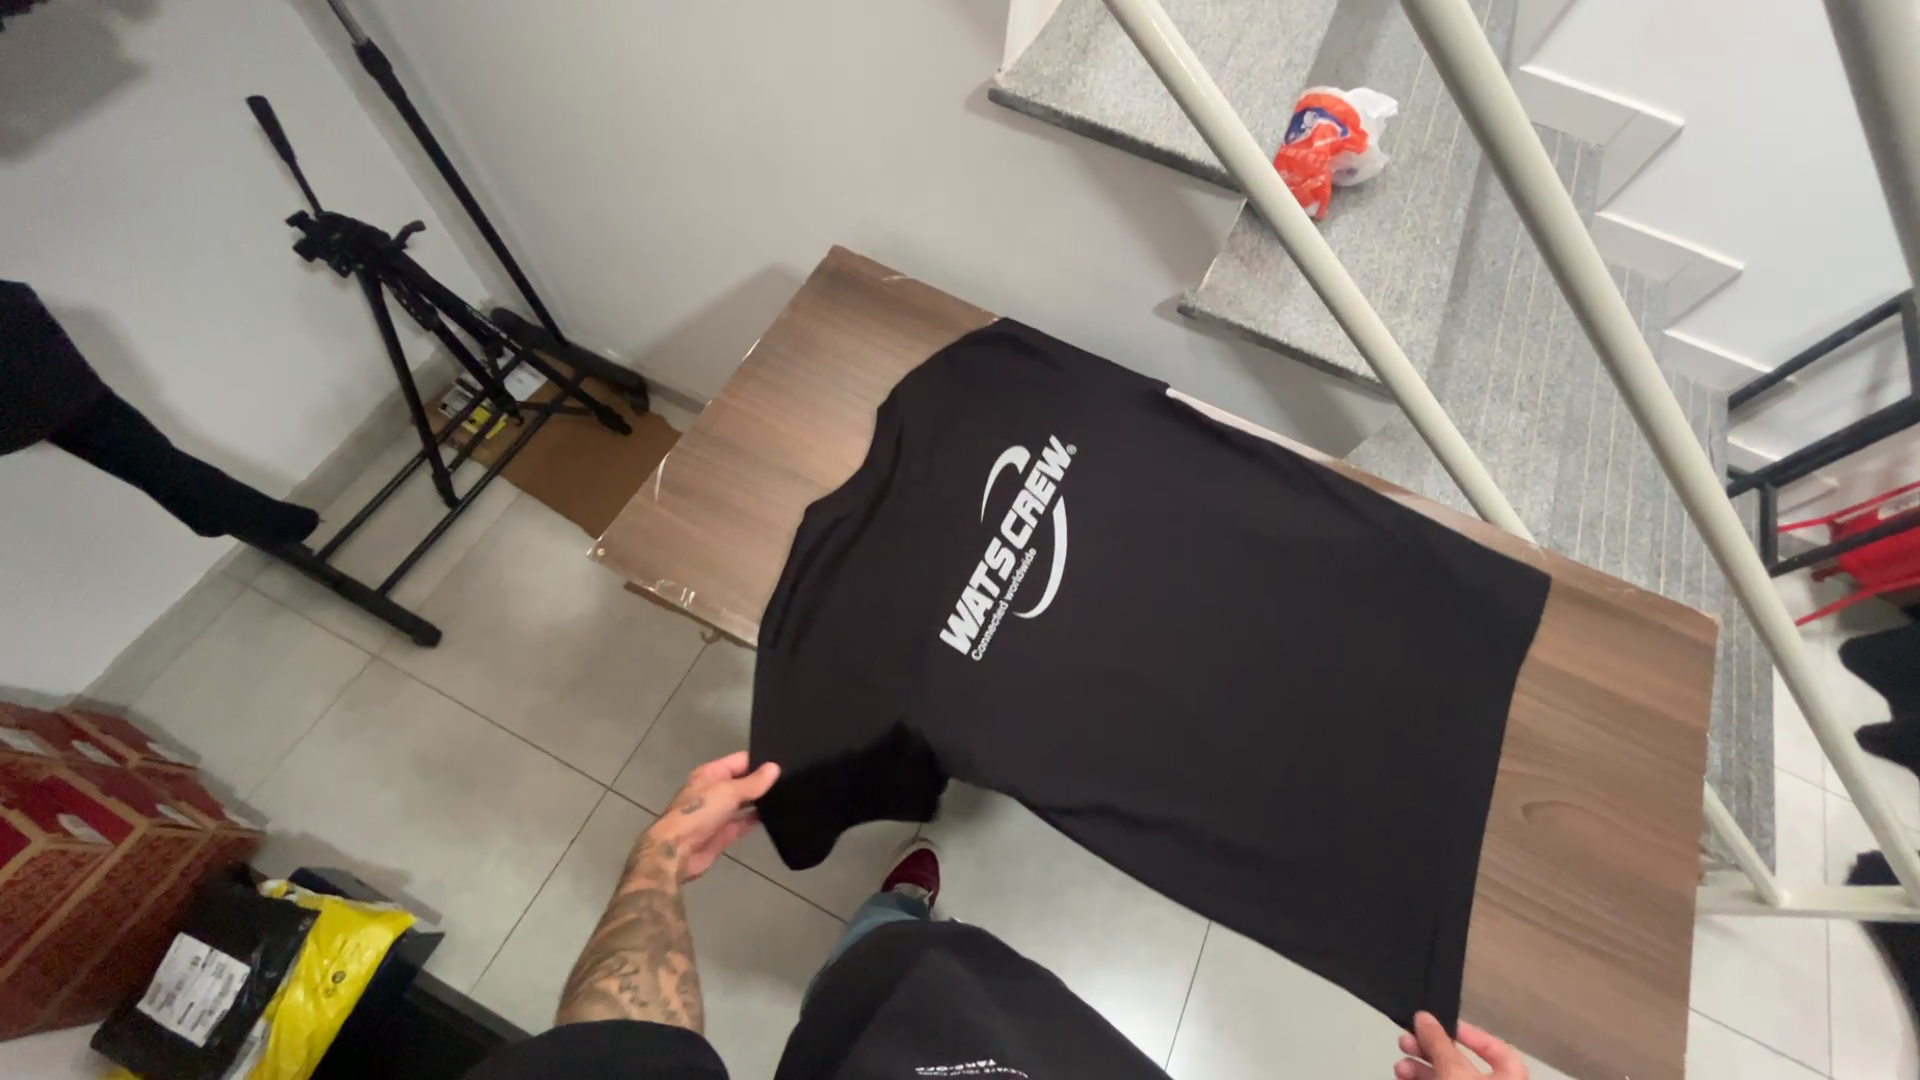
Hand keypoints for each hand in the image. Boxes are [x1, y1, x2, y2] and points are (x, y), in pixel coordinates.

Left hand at [634, 751, 780, 883]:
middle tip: (792, 779)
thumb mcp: (728, 792)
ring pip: (745, 802)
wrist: (677, 852)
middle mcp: (715, 790)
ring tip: (789, 795)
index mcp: (711, 774)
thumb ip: (753, 782)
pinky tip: (776, 816)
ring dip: (761, 801)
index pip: (741, 761)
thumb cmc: (699, 813)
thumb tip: (775, 767)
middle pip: (743, 781)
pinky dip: (756, 819)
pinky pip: (744, 822)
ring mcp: (719, 812)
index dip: (761, 761)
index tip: (786, 763)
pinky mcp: (723, 833)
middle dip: (763, 781)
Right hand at [1394, 1013, 1527, 1079]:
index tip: (1442, 1027)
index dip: (1473, 1036)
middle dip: (1430, 1049)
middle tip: (1406, 1040)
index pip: (1501, 1053)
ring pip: (1444, 1077)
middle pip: (1462, 1063)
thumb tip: (1423, 1016)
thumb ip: (1438, 1043)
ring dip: (1418, 1066)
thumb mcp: (1453, 1073)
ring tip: (1400, 1066)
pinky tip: (1401, 1076)